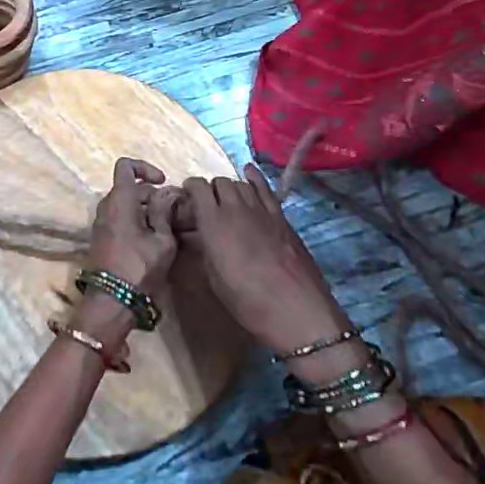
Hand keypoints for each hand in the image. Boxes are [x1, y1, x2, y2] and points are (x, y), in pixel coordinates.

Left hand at [85, 157, 177, 295]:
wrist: (112, 300)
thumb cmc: (139, 267)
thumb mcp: (162, 240)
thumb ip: (164, 212)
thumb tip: (166, 194)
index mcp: (119, 199)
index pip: (125, 166)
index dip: (145, 168)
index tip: (163, 182)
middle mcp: (106, 205)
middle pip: (129, 187)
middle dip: (152, 194)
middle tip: (174, 212)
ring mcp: (101, 221)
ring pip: (125, 204)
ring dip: (145, 209)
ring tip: (167, 227)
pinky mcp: (102, 236)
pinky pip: (119, 217)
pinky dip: (136, 220)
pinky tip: (153, 239)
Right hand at [175, 163, 350, 358]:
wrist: (297, 311)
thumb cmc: (248, 301)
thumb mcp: (213, 277)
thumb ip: (202, 248)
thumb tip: (194, 235)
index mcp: (213, 221)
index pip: (197, 186)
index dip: (190, 189)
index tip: (187, 199)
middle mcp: (235, 208)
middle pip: (219, 182)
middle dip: (210, 190)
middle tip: (208, 206)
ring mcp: (261, 210)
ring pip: (240, 183)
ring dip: (230, 188)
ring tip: (227, 200)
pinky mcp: (281, 217)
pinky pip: (265, 188)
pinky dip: (254, 177)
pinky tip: (249, 172)